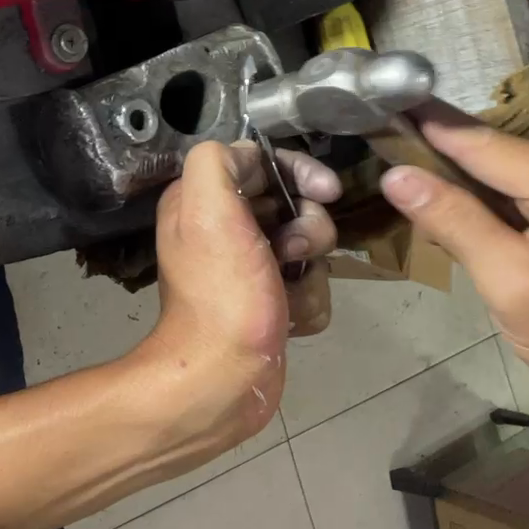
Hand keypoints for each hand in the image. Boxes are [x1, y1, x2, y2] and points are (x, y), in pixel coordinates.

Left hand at [132, 141, 339, 463]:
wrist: (225, 375)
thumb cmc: (221, 291)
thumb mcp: (207, 209)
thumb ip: (218, 162)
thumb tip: (247, 152)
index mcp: (203, 201)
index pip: (261, 162)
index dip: (297, 169)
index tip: (325, 189)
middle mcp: (223, 229)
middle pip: (294, 204)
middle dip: (309, 227)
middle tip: (294, 250)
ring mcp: (249, 269)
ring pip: (310, 249)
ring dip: (309, 271)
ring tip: (286, 290)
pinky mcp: (271, 304)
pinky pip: (311, 288)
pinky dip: (307, 303)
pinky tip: (288, 319)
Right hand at [377, 111, 528, 457]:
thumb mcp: (514, 290)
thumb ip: (456, 223)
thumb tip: (396, 174)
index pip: (487, 144)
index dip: (426, 128)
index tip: (373, 111)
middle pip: (502, 151)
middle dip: (448, 166)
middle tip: (395, 188)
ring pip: (516, 164)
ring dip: (473, 185)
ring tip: (430, 214)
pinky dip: (502, 198)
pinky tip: (482, 226)